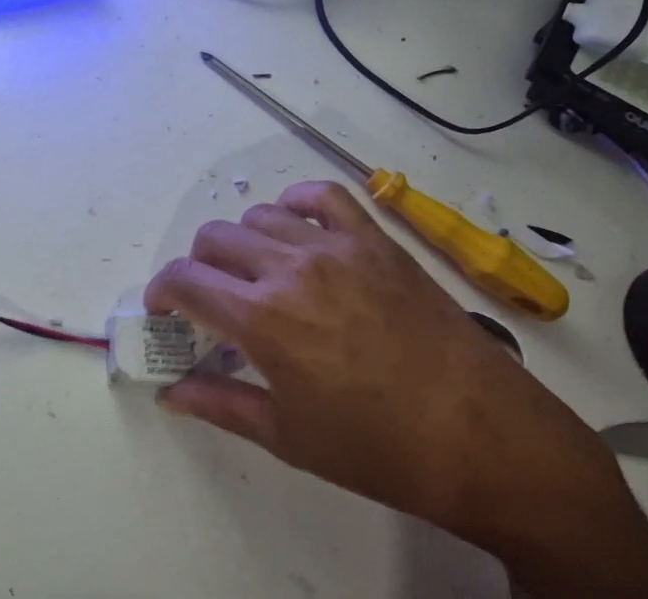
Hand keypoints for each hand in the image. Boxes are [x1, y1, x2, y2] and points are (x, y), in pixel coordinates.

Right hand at [147, 182, 647, 597]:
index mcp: (262, 319)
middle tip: (212, 303)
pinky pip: (325, 196)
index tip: (163, 310)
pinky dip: (298, 203)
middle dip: (198, 268)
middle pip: (215, 239)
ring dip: (243, 242)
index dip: (161, 291)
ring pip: (261, 216)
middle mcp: (291, 269)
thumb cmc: (380, 451)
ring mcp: (338, 248)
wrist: (486, 441)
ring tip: (258, 275)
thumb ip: (220, 404)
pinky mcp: (379, 243)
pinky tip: (297, 229)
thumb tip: (171, 393)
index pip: (184, 279)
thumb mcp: (289, 437)